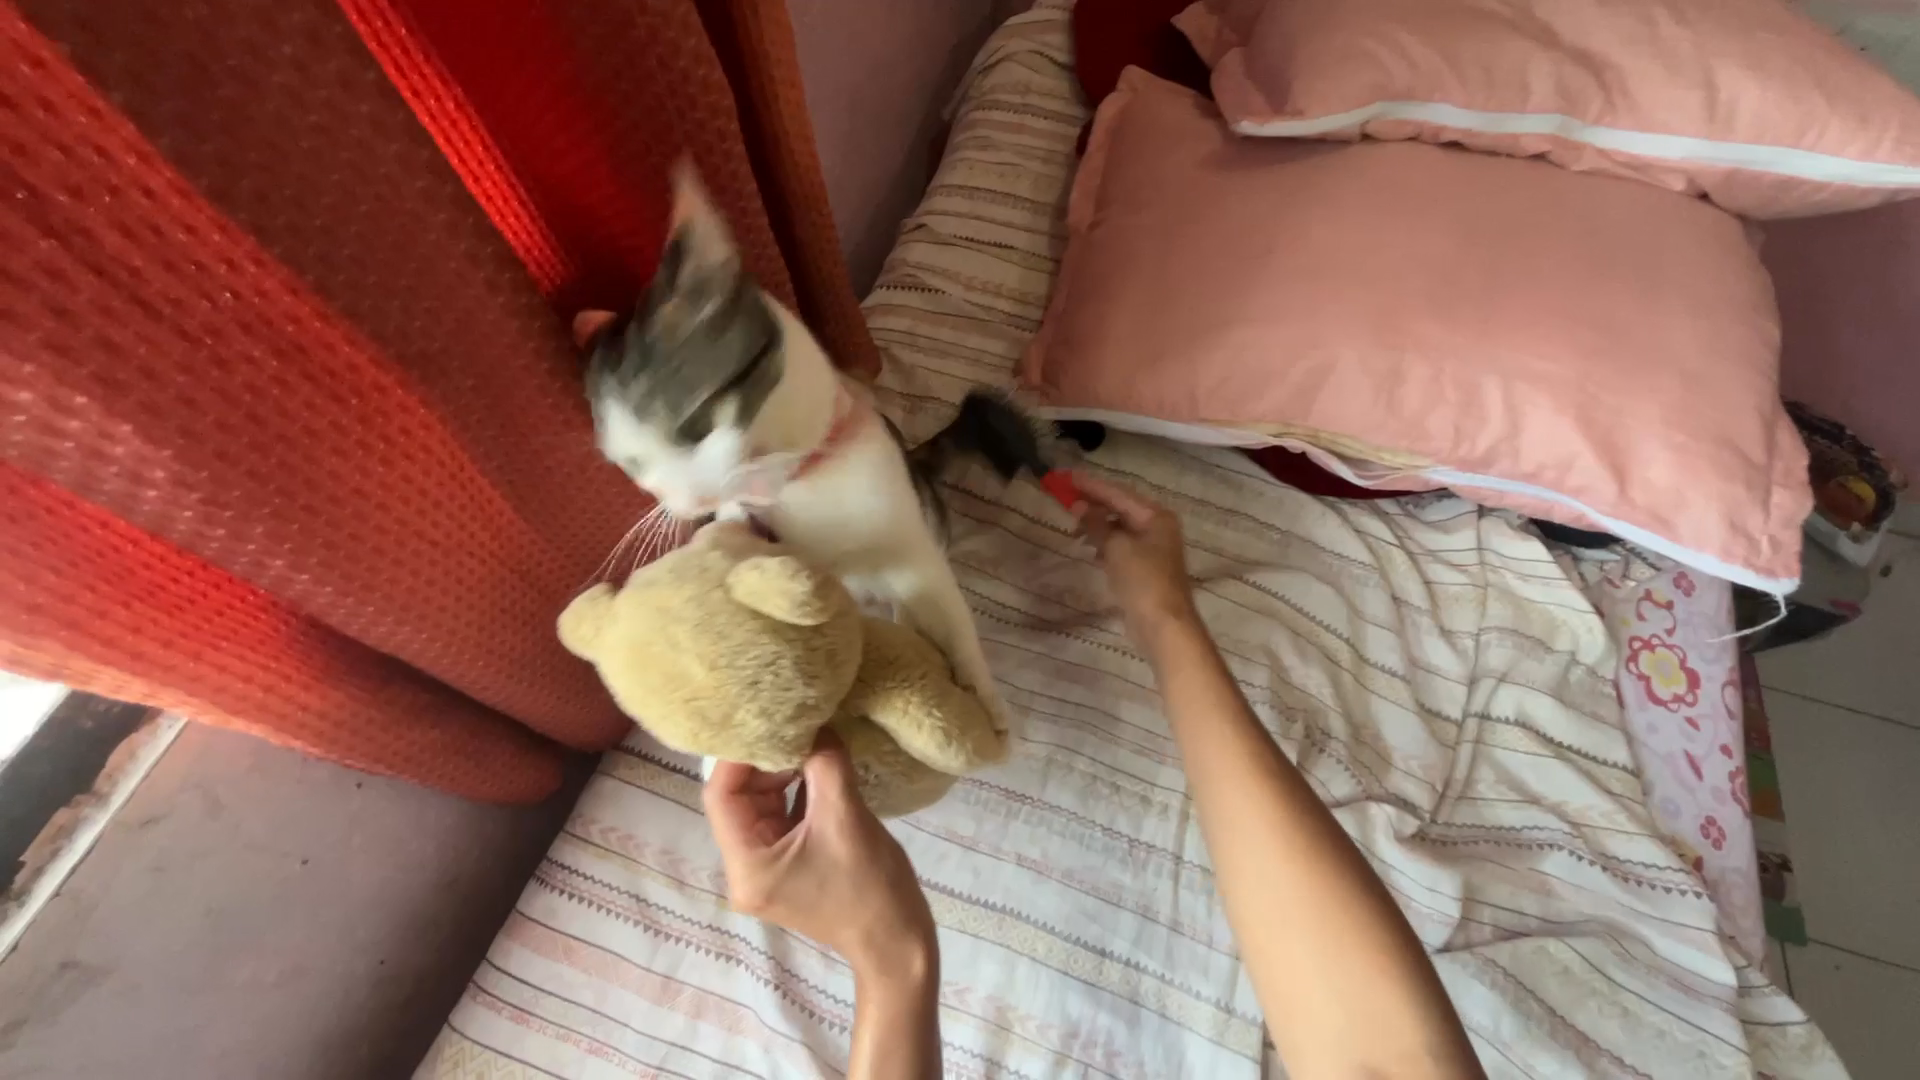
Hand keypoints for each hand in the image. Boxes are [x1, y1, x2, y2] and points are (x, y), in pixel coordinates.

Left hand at [703, 731, 936, 983]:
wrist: (897, 941)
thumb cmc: (869, 884)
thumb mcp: (845, 815)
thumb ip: (824, 763)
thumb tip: (816, 723)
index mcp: (746, 865)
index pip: (721, 796)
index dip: (739, 755)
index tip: (769, 722)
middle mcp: (745, 869)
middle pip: (738, 799)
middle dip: (766, 761)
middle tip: (799, 730)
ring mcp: (766, 869)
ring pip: (760, 805)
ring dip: (783, 773)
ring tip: (811, 744)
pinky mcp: (788, 865)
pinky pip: (781, 817)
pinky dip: (796, 790)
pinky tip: (818, 767)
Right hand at [1071, 472, 1198, 636]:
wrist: (1163, 624)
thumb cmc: (1142, 580)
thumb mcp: (1117, 548)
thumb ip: (1097, 524)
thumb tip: (1079, 506)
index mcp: (1156, 516)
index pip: (1118, 494)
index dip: (1091, 485)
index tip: (1066, 477)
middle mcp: (1157, 527)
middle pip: (1119, 508)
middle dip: (1093, 503)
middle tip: (1064, 495)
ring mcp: (1151, 548)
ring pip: (1119, 527)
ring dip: (1096, 523)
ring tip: (1072, 521)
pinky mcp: (1143, 567)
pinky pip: (1120, 545)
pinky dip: (1103, 542)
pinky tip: (1087, 545)